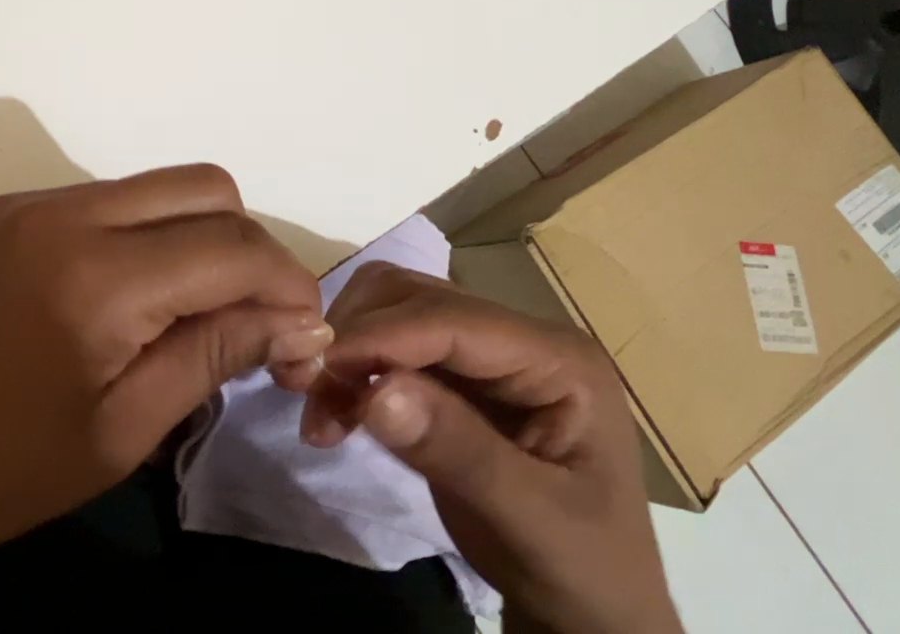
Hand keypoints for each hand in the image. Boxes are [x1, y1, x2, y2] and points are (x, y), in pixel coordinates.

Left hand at [0, 164, 328, 575]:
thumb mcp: (118, 435)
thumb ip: (209, 356)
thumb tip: (289, 319)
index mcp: (97, 278)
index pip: (233, 246)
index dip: (286, 285)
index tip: (298, 335)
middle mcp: (58, 213)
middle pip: (199, 186)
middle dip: (244, 246)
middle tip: (243, 320)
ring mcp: (14, 202)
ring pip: (143, 189)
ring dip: (183, 238)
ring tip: (174, 314)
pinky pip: (86, 203)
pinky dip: (124, 238)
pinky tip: (103, 301)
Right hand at [285, 263, 681, 633]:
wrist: (587, 609)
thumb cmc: (579, 569)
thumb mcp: (532, 521)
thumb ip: (458, 452)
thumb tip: (375, 391)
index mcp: (557, 359)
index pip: (454, 321)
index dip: (381, 336)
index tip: (317, 369)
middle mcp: (518, 338)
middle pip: (413, 296)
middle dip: (356, 336)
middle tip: (312, 393)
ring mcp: (483, 353)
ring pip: (390, 311)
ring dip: (347, 350)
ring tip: (323, 411)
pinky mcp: (452, 375)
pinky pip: (386, 347)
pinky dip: (350, 372)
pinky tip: (336, 416)